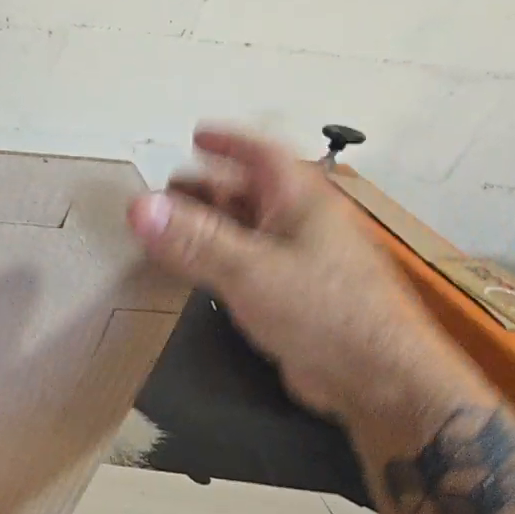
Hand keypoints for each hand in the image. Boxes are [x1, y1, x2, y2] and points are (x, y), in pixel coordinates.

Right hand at [126, 127, 488, 432]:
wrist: (376, 377)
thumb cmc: (325, 314)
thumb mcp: (249, 270)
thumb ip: (192, 239)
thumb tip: (137, 206)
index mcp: (303, 204)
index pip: (264, 157)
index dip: (230, 143)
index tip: (195, 136)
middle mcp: (303, 225)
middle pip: (250, 192)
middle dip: (207, 187)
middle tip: (164, 192)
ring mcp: (300, 261)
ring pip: (247, 229)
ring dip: (208, 224)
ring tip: (167, 229)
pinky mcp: (291, 296)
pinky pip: (245, 262)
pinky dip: (215, 256)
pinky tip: (193, 270)